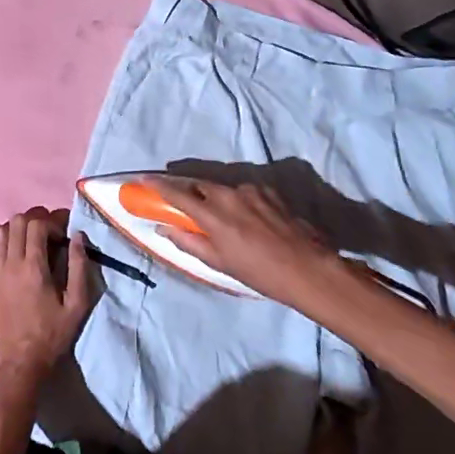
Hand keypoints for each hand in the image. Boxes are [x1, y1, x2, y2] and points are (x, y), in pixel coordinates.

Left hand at [0, 208, 94, 383]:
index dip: (52, 223)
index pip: (37, 225)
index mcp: (34, 267)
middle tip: (46, 234)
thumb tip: (78, 237)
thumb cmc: (54, 334)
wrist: (24, 361)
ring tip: (26, 243)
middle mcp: (11, 264)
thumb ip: (79, 267)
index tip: (62, 235)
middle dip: (33, 221)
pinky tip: (2, 256)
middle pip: (16, 222)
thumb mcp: (77, 304)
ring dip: (12, 231)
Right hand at [154, 178, 354, 311]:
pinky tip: (246, 216)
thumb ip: (188, 242)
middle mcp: (229, 195)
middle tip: (182, 201)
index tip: (143, 180)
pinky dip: (236, 199)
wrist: (311, 270)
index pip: (177, 194)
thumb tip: (163, 227)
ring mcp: (252, 190)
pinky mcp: (270, 191)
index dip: (157, 186)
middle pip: (199, 184)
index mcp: (213, 215)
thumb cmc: (261, 273)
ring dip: (214, 196)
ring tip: (220, 215)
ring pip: (222, 187)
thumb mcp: (220, 263)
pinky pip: (244, 191)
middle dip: (187, 189)